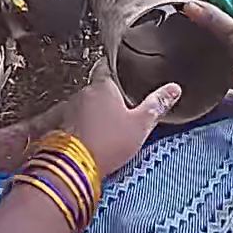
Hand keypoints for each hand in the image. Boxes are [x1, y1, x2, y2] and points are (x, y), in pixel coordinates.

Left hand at [56, 73, 181, 176]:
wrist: (74, 166)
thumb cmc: (109, 143)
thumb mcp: (140, 125)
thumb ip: (157, 105)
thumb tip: (174, 88)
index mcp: (102, 86)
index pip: (106, 67)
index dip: (114, 69)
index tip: (121, 71)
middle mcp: (82, 93)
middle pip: (95, 88)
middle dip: (106, 95)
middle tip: (120, 105)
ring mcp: (68, 109)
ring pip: (83, 104)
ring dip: (92, 111)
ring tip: (106, 124)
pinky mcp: (59, 126)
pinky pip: (73, 119)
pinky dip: (81, 123)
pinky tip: (88, 133)